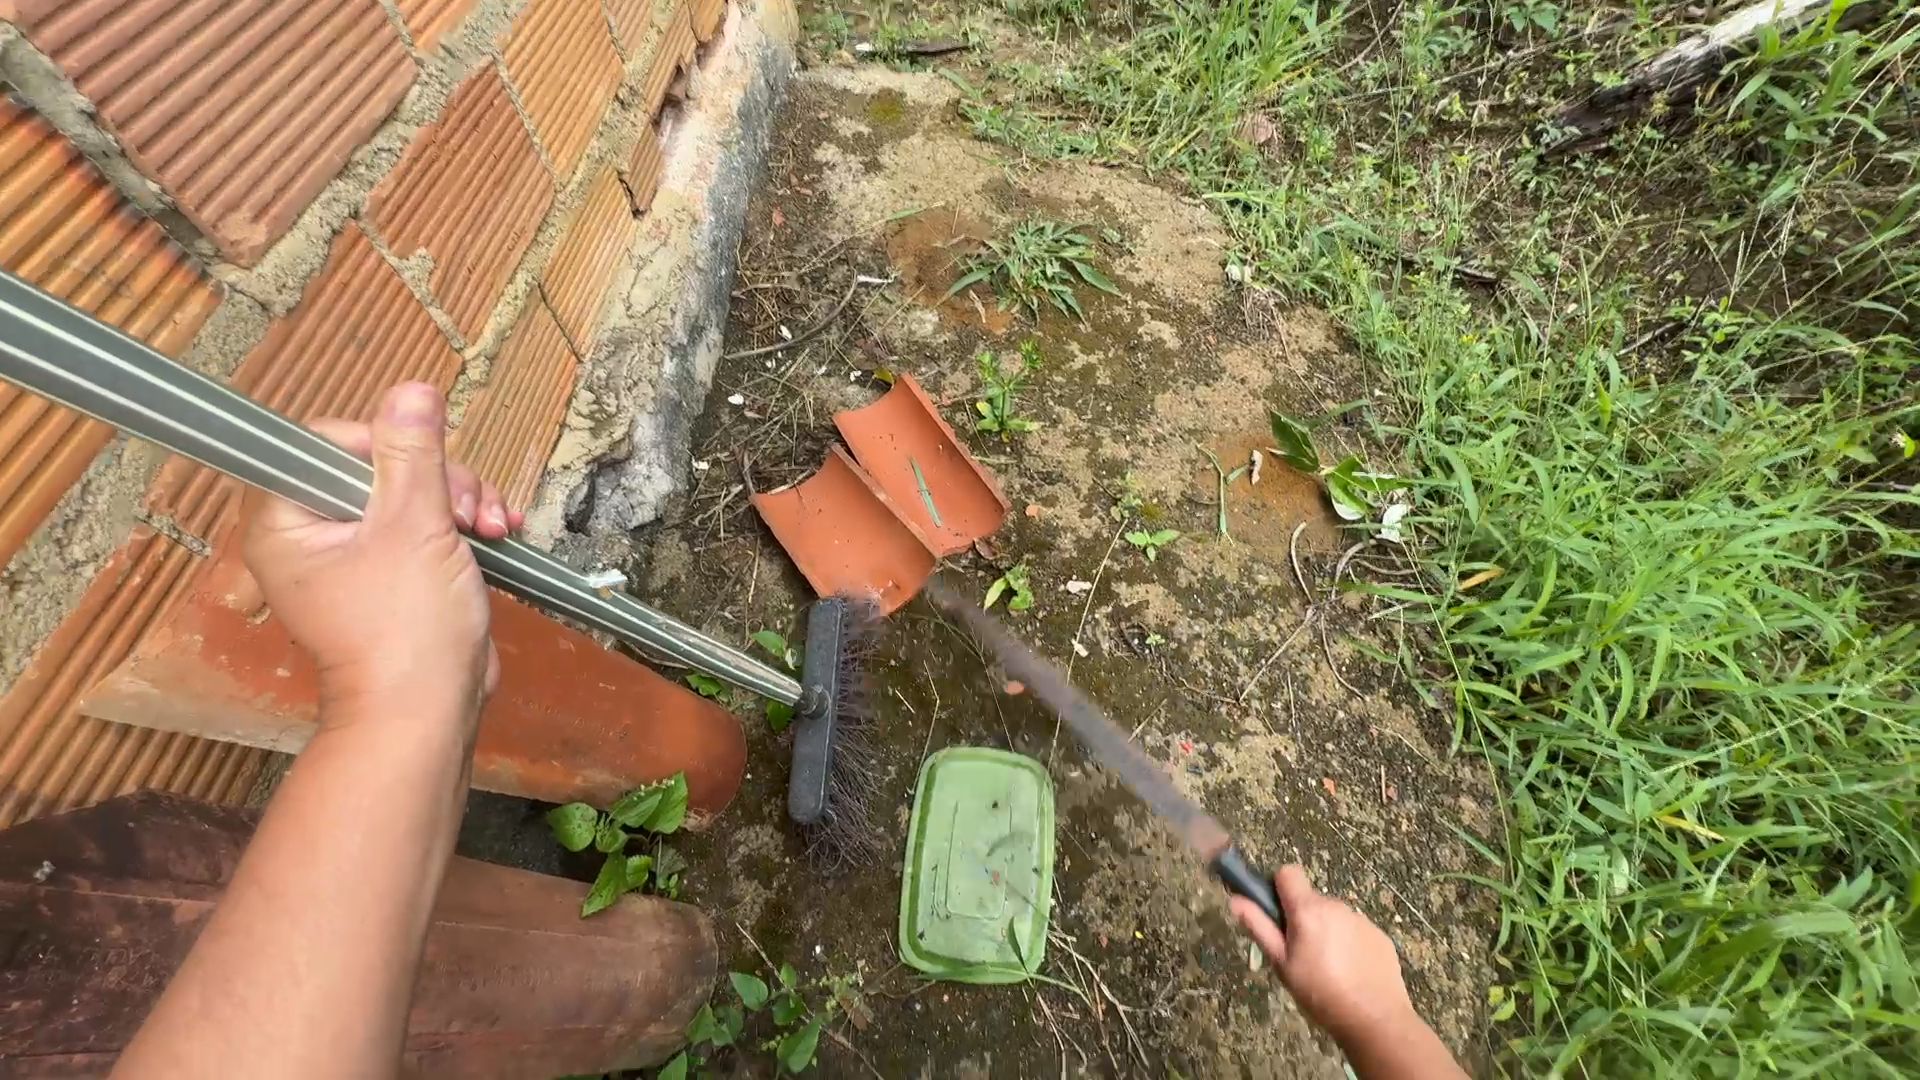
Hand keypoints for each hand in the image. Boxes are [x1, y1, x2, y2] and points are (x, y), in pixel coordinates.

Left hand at [240, 383, 522, 726]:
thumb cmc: (406, 626)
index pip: (325, 443)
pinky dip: (470, 522)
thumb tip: (414, 391)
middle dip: (442, 480)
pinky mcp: (405, 566)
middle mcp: (320, 530)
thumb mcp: (414, 529)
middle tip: (466, 512)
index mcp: (289, 519)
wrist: (431, 702)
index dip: (385, 444)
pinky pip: (436, 521)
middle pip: (383, 465)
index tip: (427, 469)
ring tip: (491, 528)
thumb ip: (414, 457)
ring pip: (419, 491)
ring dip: (466, 501)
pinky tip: (499, 532)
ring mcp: (365, 550)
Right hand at [1230, 864, 1417, 1045]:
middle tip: (1302, 952)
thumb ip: (1259, 927)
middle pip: (1310, 899)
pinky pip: (1355, 930)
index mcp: (1307, 909)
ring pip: (1333, 915)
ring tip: (1329, 966)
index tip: (1278, 913)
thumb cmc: (1321, 993)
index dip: (1278, 888)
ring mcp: (1361, 920)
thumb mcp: (1282, 964)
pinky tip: (1352, 971)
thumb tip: (1235, 900)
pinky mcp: (1380, 936)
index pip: (1288, 872)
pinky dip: (1349, 942)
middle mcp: (1335, 905)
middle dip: (1303, 917)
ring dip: (1326, 930)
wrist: (1378, 1024)